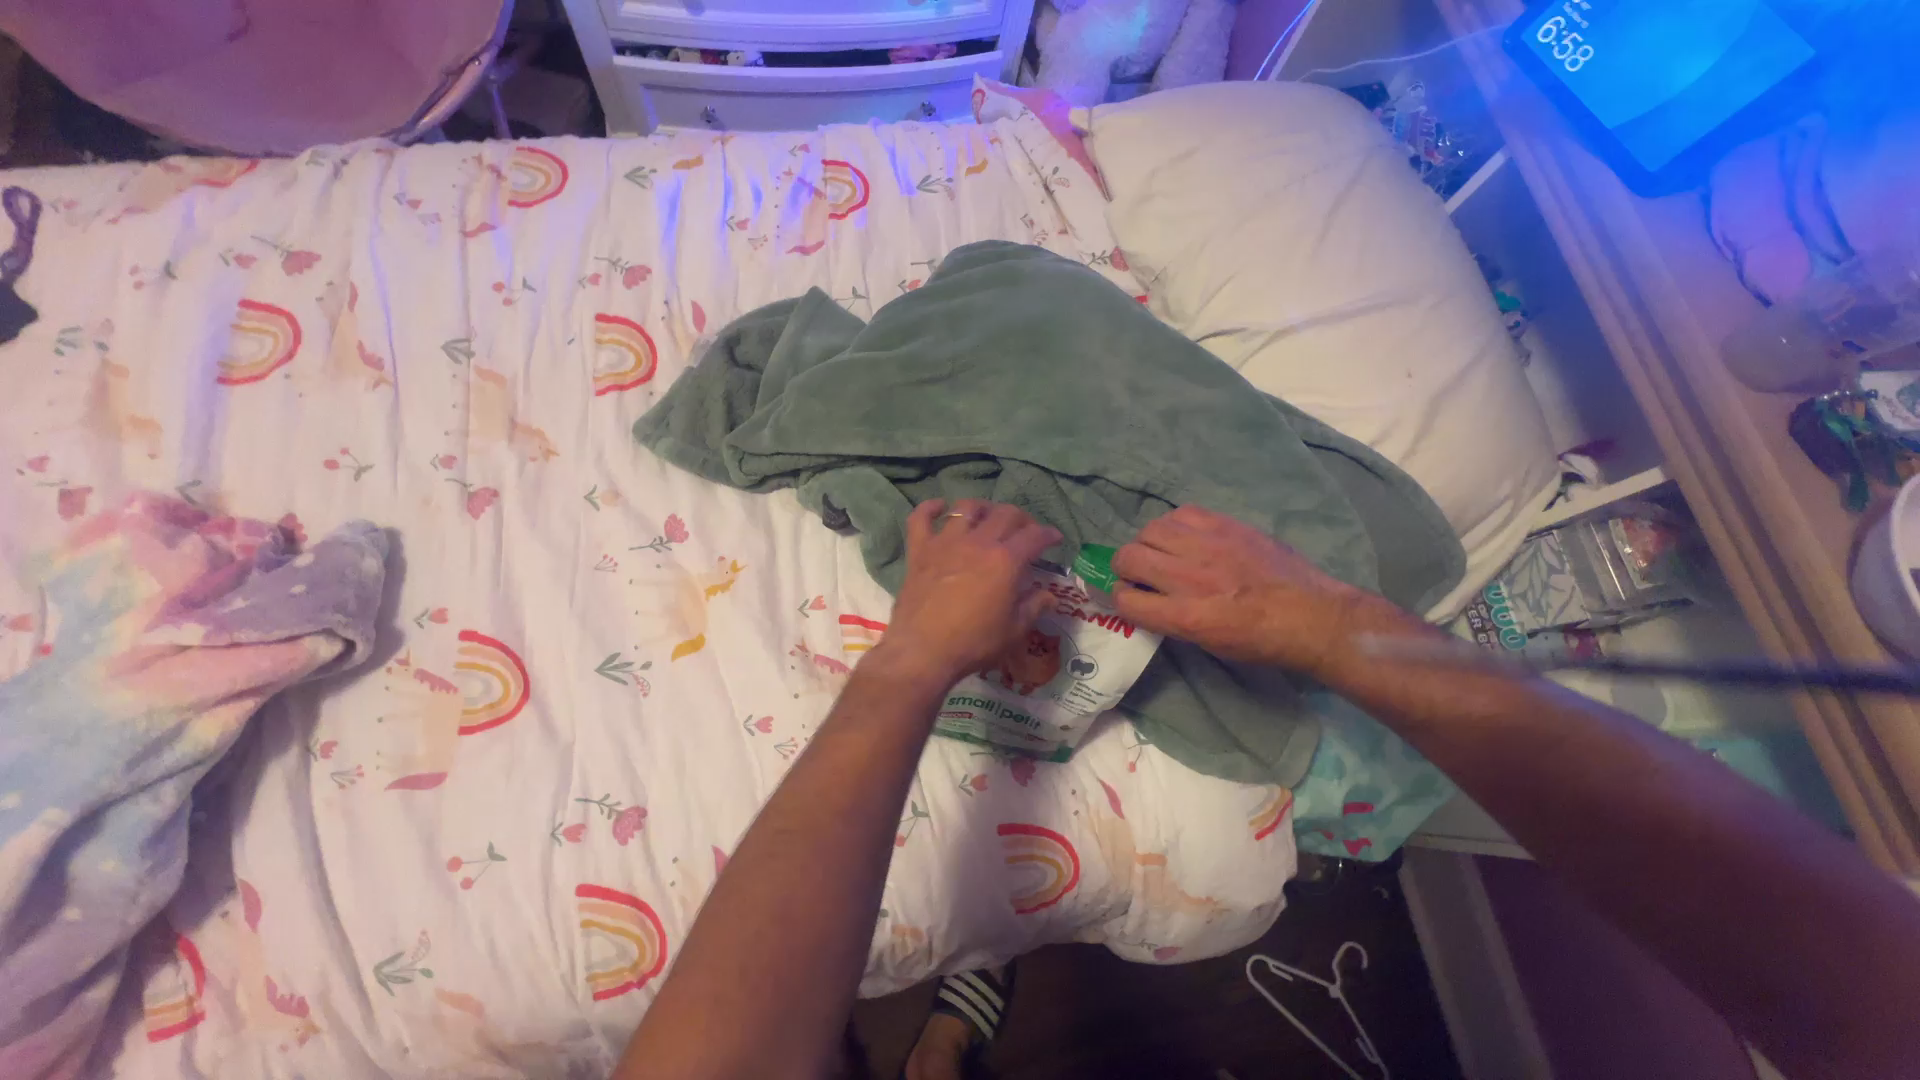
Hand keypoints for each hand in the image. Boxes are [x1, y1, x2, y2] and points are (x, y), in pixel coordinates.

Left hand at [867, 499, 1061, 687]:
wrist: (923, 651)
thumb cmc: (973, 643)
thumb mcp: (1014, 631)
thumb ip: (1033, 607)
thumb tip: (1048, 595)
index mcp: (1005, 560)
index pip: (1034, 536)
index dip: (1048, 534)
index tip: (1054, 539)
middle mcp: (978, 542)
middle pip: (1004, 513)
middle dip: (1021, 518)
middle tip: (1025, 531)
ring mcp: (945, 542)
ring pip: (967, 508)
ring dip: (983, 508)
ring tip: (988, 517)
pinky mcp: (919, 550)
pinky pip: (921, 518)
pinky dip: (930, 508)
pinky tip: (940, 508)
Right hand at [1110, 505, 1406, 678]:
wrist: (1312, 616)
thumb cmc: (1260, 641)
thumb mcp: (1207, 643)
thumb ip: (1170, 619)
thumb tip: (1143, 600)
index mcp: (1186, 616)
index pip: (1125, 599)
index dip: (1121, 599)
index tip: (1130, 598)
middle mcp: (1189, 577)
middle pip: (1127, 557)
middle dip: (1126, 568)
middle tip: (1142, 574)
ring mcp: (1208, 546)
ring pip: (1149, 530)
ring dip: (1148, 543)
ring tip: (1165, 553)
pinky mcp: (1226, 525)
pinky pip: (1181, 513)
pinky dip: (1176, 526)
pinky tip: (1188, 538)